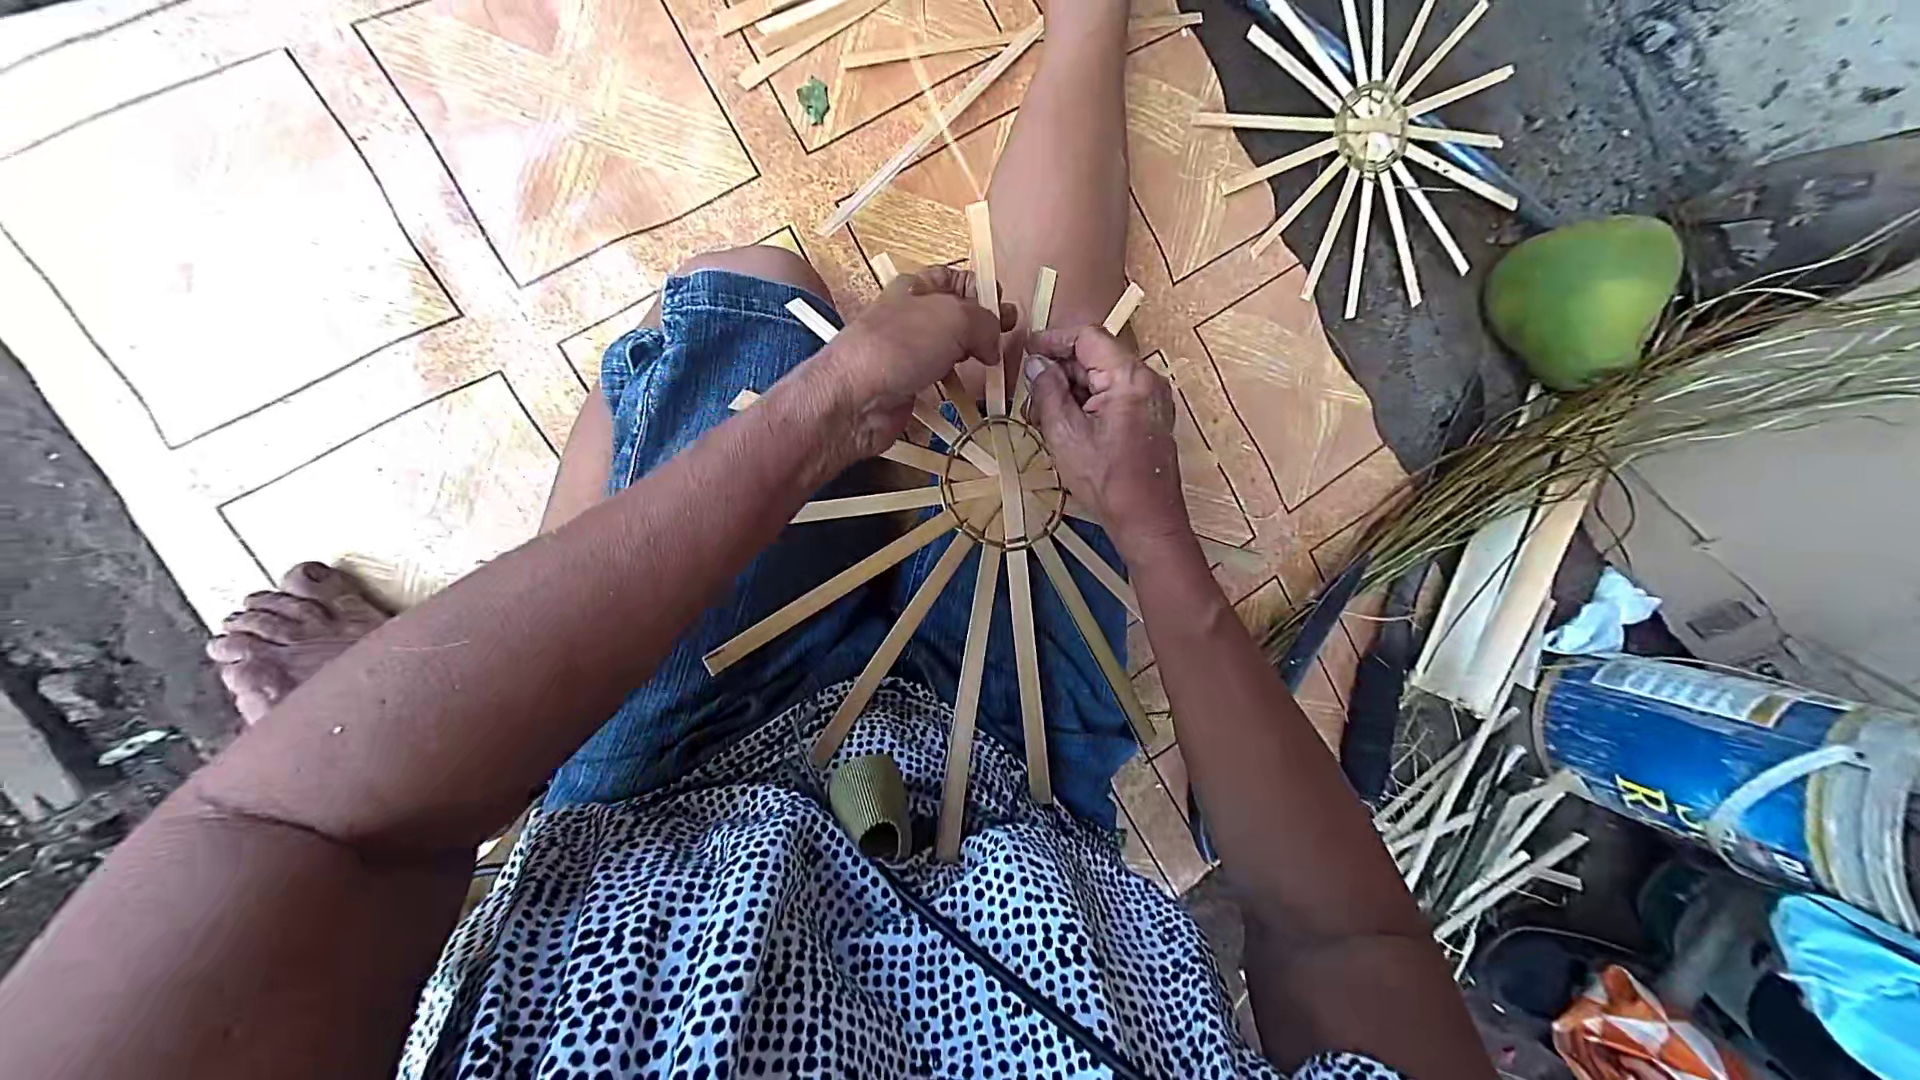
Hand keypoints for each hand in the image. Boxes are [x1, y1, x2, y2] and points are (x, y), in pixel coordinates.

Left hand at [802, 267, 1012, 462]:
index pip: (955, 279)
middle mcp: (911, 318)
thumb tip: (994, 344)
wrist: (857, 399)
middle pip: (956, 316)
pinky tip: (971, 390)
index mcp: (915, 288)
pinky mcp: (909, 387)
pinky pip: (941, 381)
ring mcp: (909, 355)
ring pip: (950, 350)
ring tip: (995, 365)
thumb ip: (985, 322)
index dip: (982, 289)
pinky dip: (958, 384)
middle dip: (984, 325)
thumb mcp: (954, 317)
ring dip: (973, 356)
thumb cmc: (901, 346)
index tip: (1004, 306)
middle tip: (1009, 337)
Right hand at [1023, 326, 1190, 551]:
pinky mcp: (1149, 417)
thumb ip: (1048, 392)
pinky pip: (1114, 396)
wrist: (1146, 520)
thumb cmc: (1107, 482)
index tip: (1028, 349)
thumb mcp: (1065, 434)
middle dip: (1060, 372)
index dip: (1054, 340)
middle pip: (1096, 358)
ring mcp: (1152, 399)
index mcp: (1129, 379)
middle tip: (1030, 394)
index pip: (1088, 338)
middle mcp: (1147, 381)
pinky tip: (1065, 426)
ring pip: (1102, 378)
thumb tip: (1036, 364)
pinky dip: (1088, 404)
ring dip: (1071, 391)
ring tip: (1043, 417)